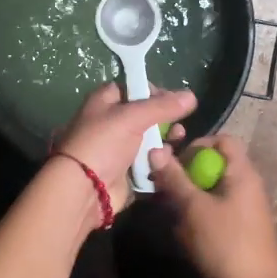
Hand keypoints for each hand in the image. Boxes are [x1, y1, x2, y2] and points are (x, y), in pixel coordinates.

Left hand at [53, 84, 194, 206]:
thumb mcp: (131, 117)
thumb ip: (162, 106)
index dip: (153, 92)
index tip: (174, 99)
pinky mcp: (127, 171)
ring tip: (174, 143)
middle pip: (146, 116)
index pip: (133, 88)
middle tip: (179, 128)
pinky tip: (163, 162)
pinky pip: (149, 162)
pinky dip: (158, 162)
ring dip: (163, 142)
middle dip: (165, 121)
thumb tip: (191, 95)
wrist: (84, 189)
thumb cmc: (102, 143)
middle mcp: (112, 122)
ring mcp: (119, 148)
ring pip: (150, 140)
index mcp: (105, 102)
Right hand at [148, 137, 276, 277]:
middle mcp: (245, 188)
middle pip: (212, 167)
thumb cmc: (225, 244)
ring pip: (208, 194)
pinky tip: (183, 237)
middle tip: (162, 188)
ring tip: (170, 216)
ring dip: (187, 202)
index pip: (223, 141)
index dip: (197, 144)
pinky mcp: (236, 233)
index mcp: (242, 174)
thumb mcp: (194, 208)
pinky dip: (196, 221)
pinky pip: (212, 216)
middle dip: (185, 177)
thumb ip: (174, 178)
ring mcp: (242, 212)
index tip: (174, 161)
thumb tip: (156, 149)